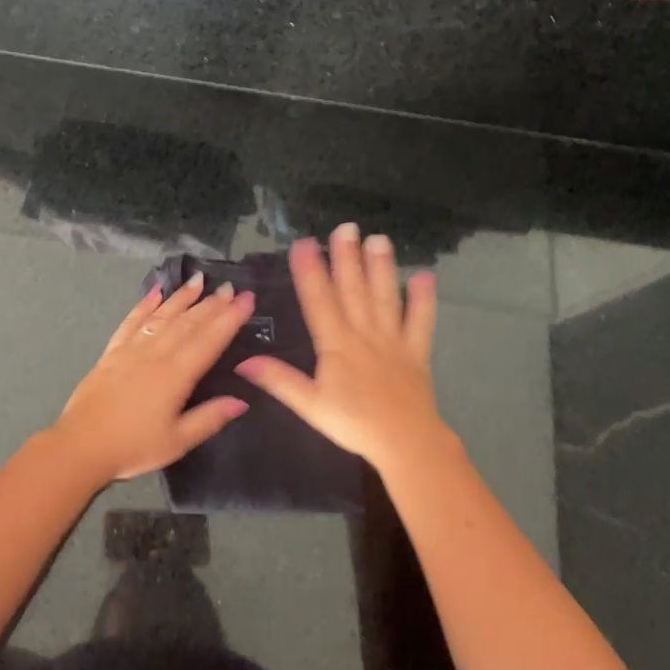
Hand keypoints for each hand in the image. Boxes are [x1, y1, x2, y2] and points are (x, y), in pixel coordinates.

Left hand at [50, 275, 256, 483]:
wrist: (81, 445)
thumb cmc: (133, 447)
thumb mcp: (178, 441)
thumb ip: (210, 418)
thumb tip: (242, 400)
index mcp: (176, 375)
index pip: (209, 340)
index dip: (230, 318)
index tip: (247, 299)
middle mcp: (156, 354)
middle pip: (188, 323)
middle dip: (212, 303)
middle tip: (231, 286)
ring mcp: (131, 349)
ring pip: (162, 316)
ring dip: (182, 297)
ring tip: (199, 280)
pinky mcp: (112, 352)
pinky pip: (132, 321)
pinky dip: (145, 304)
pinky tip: (156, 292)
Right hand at [237, 224, 450, 471]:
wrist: (405, 442)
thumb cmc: (353, 424)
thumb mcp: (310, 405)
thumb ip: (279, 380)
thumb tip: (244, 360)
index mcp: (336, 345)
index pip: (319, 301)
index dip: (310, 271)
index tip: (305, 243)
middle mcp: (364, 334)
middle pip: (353, 291)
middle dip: (346, 258)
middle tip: (345, 227)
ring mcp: (393, 340)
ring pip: (385, 297)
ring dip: (381, 268)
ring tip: (378, 238)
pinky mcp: (417, 351)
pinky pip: (421, 321)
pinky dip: (424, 299)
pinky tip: (425, 275)